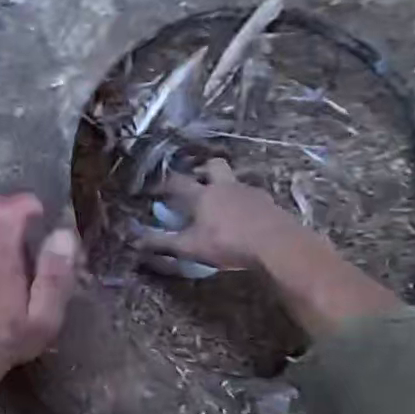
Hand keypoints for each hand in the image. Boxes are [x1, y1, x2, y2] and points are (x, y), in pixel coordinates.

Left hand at [0, 193, 78, 383]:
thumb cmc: (13, 339)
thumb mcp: (45, 318)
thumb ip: (55, 276)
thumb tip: (64, 234)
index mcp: (1, 261)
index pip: (6, 212)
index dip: (29, 205)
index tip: (49, 218)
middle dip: (13, 203)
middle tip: (36, 220)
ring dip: (2, 212)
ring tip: (26, 230)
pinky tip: (12, 245)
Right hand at [131, 159, 310, 271]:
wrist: (279, 246)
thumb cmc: (228, 243)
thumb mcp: (190, 247)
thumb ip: (162, 243)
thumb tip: (135, 241)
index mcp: (202, 195)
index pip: (176, 182)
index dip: (162, 183)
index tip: (152, 188)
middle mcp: (225, 187)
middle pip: (213, 166)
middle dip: (202, 170)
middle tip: (195, 181)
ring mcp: (250, 192)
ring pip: (233, 181)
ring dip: (224, 188)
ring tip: (218, 205)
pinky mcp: (268, 203)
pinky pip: (250, 197)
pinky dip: (242, 203)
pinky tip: (241, 218)